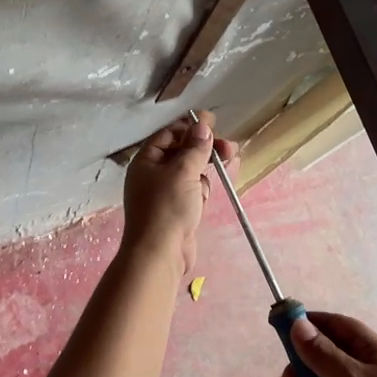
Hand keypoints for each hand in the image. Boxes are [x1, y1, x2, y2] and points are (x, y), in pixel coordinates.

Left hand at [122, 112, 238, 275]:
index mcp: (146, 160)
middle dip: (205, 147)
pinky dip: (205, 185)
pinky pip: (194, 189)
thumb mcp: (183, 171)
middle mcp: (153, 174)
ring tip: (230, 159)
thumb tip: (202, 126)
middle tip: (229, 146)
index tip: (213, 122)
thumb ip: (195, 148)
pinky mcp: (178, 209)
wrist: (160, 254)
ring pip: (190, 171)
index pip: (169, 134)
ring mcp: (166, 193)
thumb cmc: (167, 207)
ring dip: (208, 165)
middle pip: (182, 152)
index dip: (190, 127)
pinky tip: (217, 182)